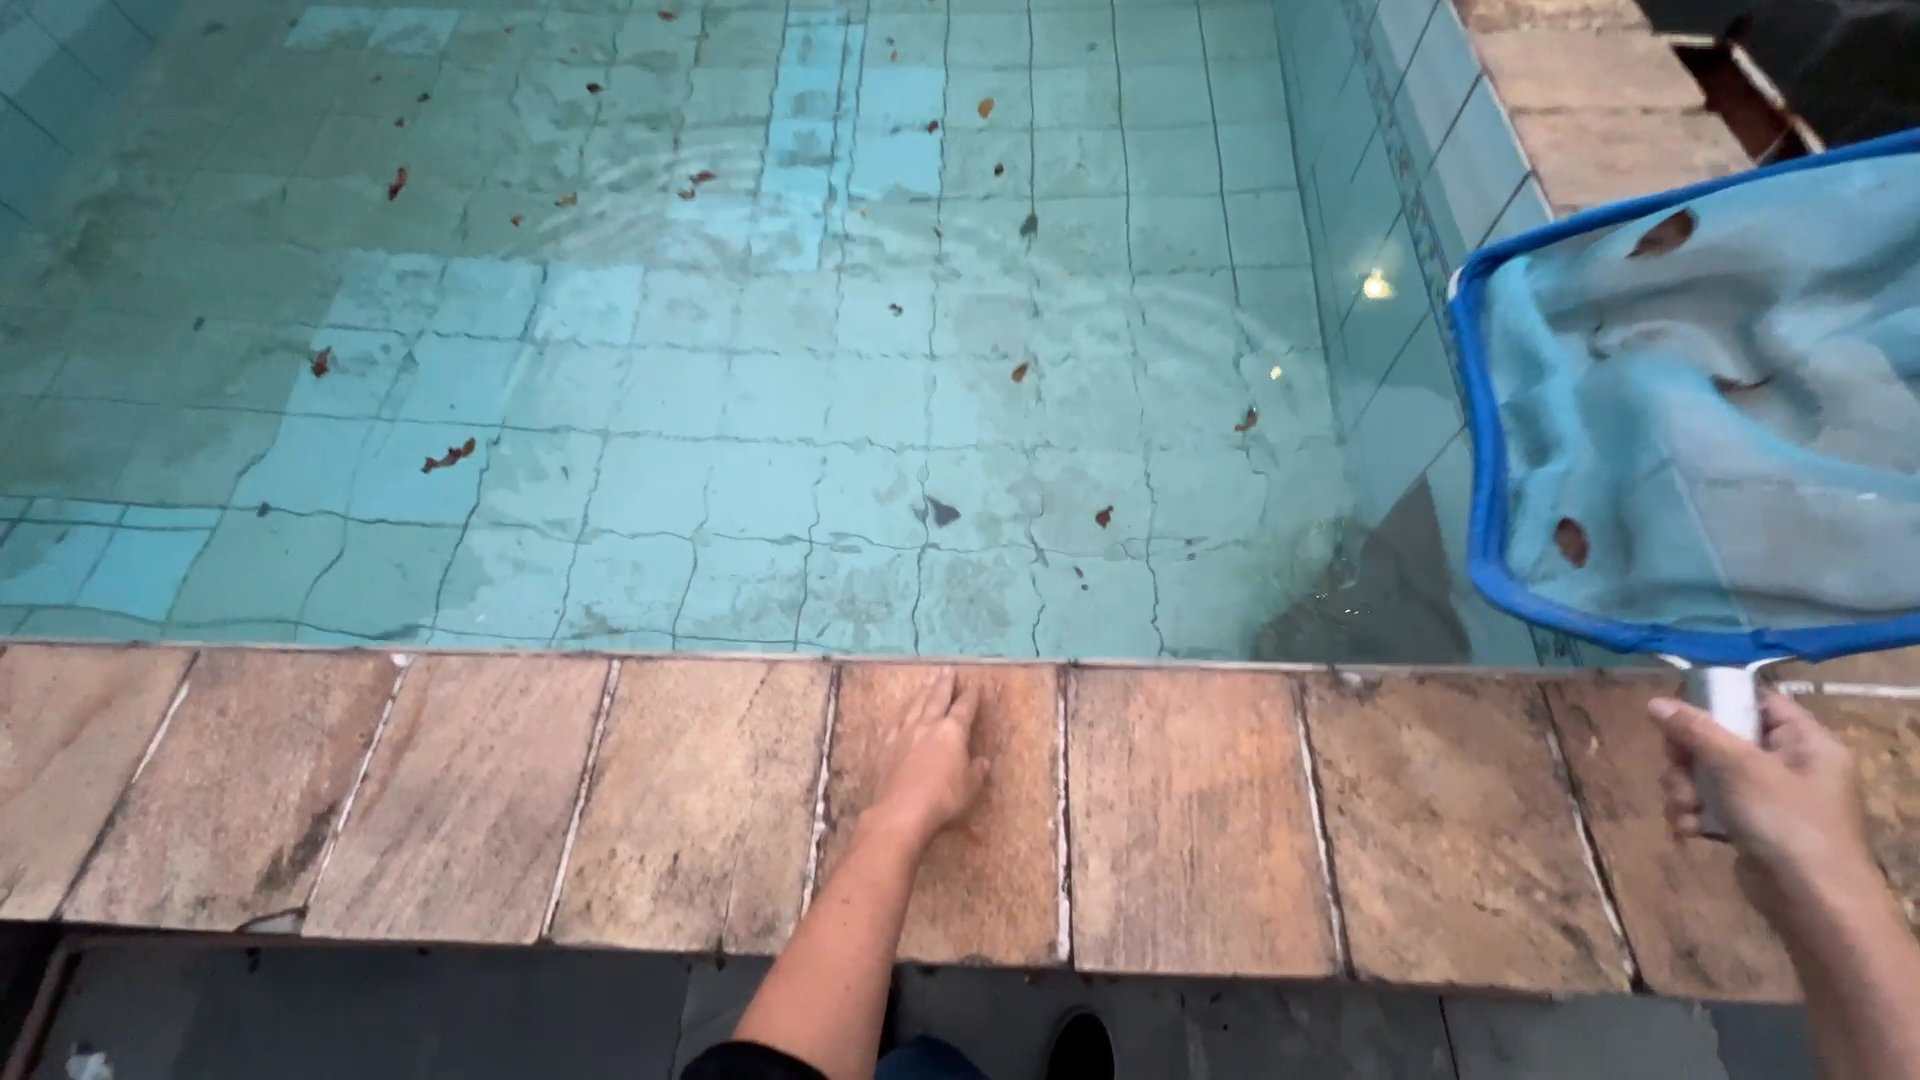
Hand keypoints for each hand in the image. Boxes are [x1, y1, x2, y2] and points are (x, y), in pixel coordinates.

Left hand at [865, 667, 990, 846]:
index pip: (964, 708)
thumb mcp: (970, 786)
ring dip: (922, 693)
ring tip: (927, 684)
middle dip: (944, 684)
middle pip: (937, 698)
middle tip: (947, 669)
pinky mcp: (887, 747)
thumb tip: (983, 761)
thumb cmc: (944, 797)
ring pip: (915, 706)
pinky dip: (902, 717)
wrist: (902, 809)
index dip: (971, 696)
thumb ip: (976, 771)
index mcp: (952, 731)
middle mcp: (928, 725)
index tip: (975, 685)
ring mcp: (905, 734)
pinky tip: (902, 716)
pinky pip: (896, 724)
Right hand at [1649, 692, 1877, 910]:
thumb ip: (1695, 730)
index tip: (1676, 710)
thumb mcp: (1737, 767)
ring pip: (1704, 772)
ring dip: (1682, 788)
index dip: (1717, 699)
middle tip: (1677, 769)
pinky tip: (1688, 828)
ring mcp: (1768, 795)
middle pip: (1718, 737)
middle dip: (1685, 757)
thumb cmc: (1785, 821)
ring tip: (1684, 809)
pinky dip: (1691, 812)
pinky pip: (1707, 802)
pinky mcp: (1750, 821)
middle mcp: (1789, 765)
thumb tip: (1655, 702)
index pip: (1758, 701)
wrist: (1812, 899)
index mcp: (1805, 744)